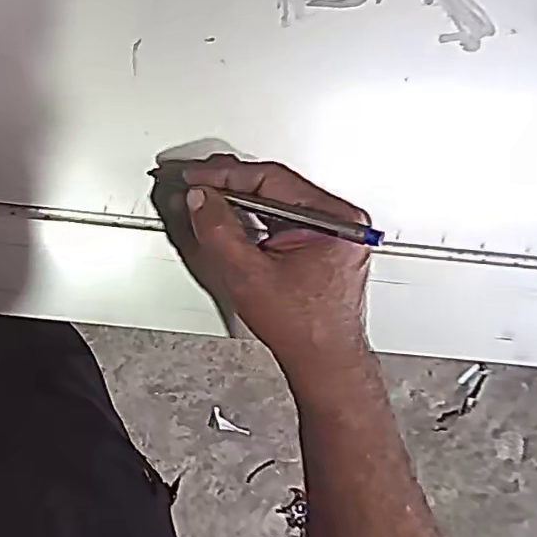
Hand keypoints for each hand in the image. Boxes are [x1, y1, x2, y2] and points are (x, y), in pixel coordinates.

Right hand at [172, 155, 371, 369]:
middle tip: (196, 183)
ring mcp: (332, 231)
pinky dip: (252, 217)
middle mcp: (339, 219)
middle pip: (274, 185)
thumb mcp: (247, 273)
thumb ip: (219, 230)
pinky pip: (281, 218)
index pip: (269, 178)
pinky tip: (230, 219)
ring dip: (238, 200)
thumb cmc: (302, 327)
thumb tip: (202, 199)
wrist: (323, 361)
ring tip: (207, 200)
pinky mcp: (322, 243)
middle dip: (229, 184)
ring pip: (275, 201)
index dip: (224, 176)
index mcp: (333, 218)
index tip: (197, 178)